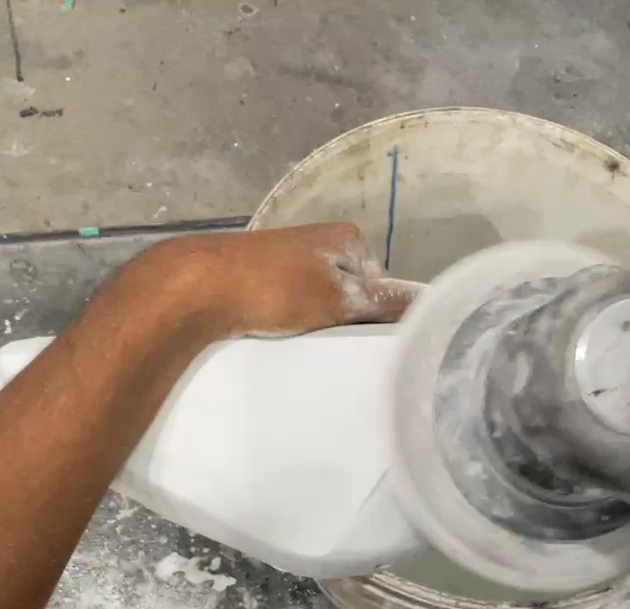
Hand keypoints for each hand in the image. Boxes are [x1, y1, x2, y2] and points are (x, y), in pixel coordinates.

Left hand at [101, 222, 422, 339]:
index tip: (368, 344)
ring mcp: (291, 259)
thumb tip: (431, 302)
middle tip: (340, 349)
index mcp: (347, 238)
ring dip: (320, 326)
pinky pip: (296, 307)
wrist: (198, 288)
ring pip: (324, 303)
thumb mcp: (340, 299)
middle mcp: (321, 242)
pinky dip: (295, 324)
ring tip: (310, 346)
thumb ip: (386, 301)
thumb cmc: (276, 289)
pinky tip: (285, 339)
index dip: (379, 317)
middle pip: (354, 294)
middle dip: (349, 321)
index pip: (384, 286)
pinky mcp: (264, 278)